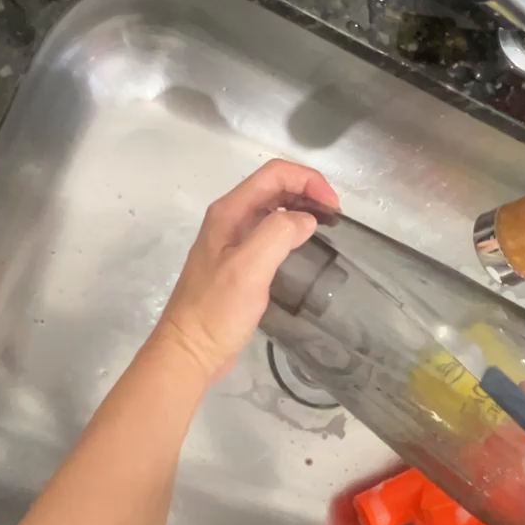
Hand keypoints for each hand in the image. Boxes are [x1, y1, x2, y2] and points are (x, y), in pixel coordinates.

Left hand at [151, 160, 339, 382]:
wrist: (190, 350)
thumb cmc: (217, 310)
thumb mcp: (250, 268)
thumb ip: (278, 234)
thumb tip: (306, 220)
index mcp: (230, 211)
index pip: (274, 174)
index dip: (308, 180)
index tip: (333, 206)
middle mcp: (230, 218)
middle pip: (274, 186)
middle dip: (308, 191)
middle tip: (335, 217)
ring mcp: (233, 239)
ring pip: (273, 207)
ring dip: (301, 208)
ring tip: (327, 226)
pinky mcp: (238, 260)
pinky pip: (269, 231)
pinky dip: (292, 228)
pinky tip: (305, 244)